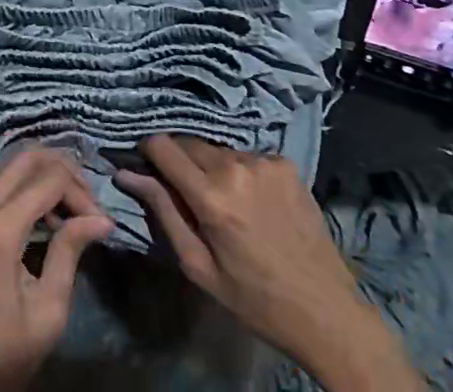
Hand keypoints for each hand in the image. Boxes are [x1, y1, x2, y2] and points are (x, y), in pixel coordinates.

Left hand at [0, 143, 113, 391]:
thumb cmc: (2, 349)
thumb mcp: (47, 310)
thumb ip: (69, 252)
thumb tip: (102, 218)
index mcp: (0, 227)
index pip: (52, 179)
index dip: (82, 195)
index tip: (100, 225)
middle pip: (31, 157)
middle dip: (66, 172)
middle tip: (88, 205)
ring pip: (16, 165)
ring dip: (48, 177)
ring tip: (73, 212)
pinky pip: (5, 182)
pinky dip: (31, 186)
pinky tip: (48, 217)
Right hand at [116, 136, 426, 391]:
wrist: (324, 310)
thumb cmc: (253, 298)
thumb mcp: (198, 266)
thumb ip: (163, 212)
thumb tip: (128, 175)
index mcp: (212, 196)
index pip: (164, 146)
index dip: (148, 150)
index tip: (144, 163)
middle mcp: (238, 166)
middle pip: (191, 143)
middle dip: (178, 159)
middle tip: (180, 189)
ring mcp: (266, 161)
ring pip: (219, 149)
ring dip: (210, 165)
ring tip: (220, 199)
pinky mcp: (287, 163)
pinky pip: (248, 156)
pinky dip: (240, 171)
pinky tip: (251, 199)